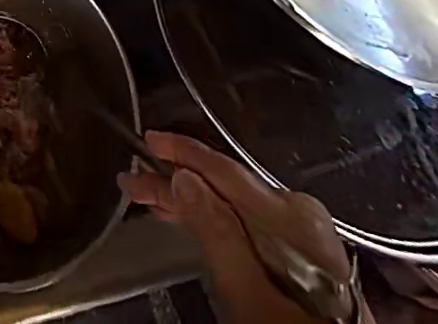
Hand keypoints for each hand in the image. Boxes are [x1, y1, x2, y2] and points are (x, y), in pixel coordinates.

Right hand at [119, 132, 353, 323]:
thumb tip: (184, 178)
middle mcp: (300, 213)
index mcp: (291, 217)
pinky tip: (191, 215)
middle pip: (225, 185)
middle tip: (133, 181)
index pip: (224, 170)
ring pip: (232, 201)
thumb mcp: (250, 297)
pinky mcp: (302, 249)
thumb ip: (218, 234)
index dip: (182, 152)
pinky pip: (246, 218)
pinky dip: (214, 215)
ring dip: (190, 197)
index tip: (149, 139)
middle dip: (177, 179)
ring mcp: (304, 231)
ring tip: (150, 196)